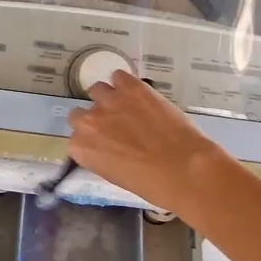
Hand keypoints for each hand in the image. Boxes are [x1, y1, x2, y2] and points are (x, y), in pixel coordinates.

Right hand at [67, 70, 228, 210]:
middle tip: (116, 127)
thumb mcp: (116, 176)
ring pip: (98, 90)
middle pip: (80, 114)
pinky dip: (125, 84)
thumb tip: (109, 147)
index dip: (92, 140)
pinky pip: (119, 76)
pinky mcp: (130, 87)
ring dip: (109, 98)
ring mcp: (108, 101)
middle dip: (96, 119)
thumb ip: (102, 156)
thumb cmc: (152, 184)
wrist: (184, 168)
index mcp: (81, 148)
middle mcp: (88, 122)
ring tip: (129, 107)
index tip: (106, 144)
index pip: (76, 139)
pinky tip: (139, 94)